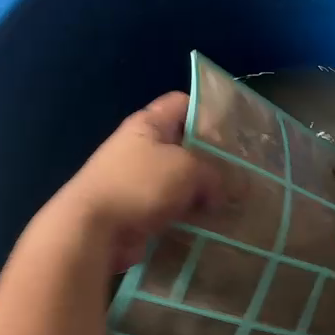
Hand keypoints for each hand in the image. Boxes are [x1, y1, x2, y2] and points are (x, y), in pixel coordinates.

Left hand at [46, 92, 218, 269]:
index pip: (183, 104)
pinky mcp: (138, 211)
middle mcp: (142, 148)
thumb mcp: (187, 169)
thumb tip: (224, 191)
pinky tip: (212, 225)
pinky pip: (172, 209)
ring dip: (203, 193)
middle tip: (242, 173)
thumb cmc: (139, 185)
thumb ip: (215, 173)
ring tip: (233, 203)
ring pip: (181, 181)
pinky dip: (190, 216)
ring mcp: (139, 181)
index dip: (209, 111)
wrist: (91, 231)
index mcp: (149, 124)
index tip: (235, 132)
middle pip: (185, 145)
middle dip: (212, 159)